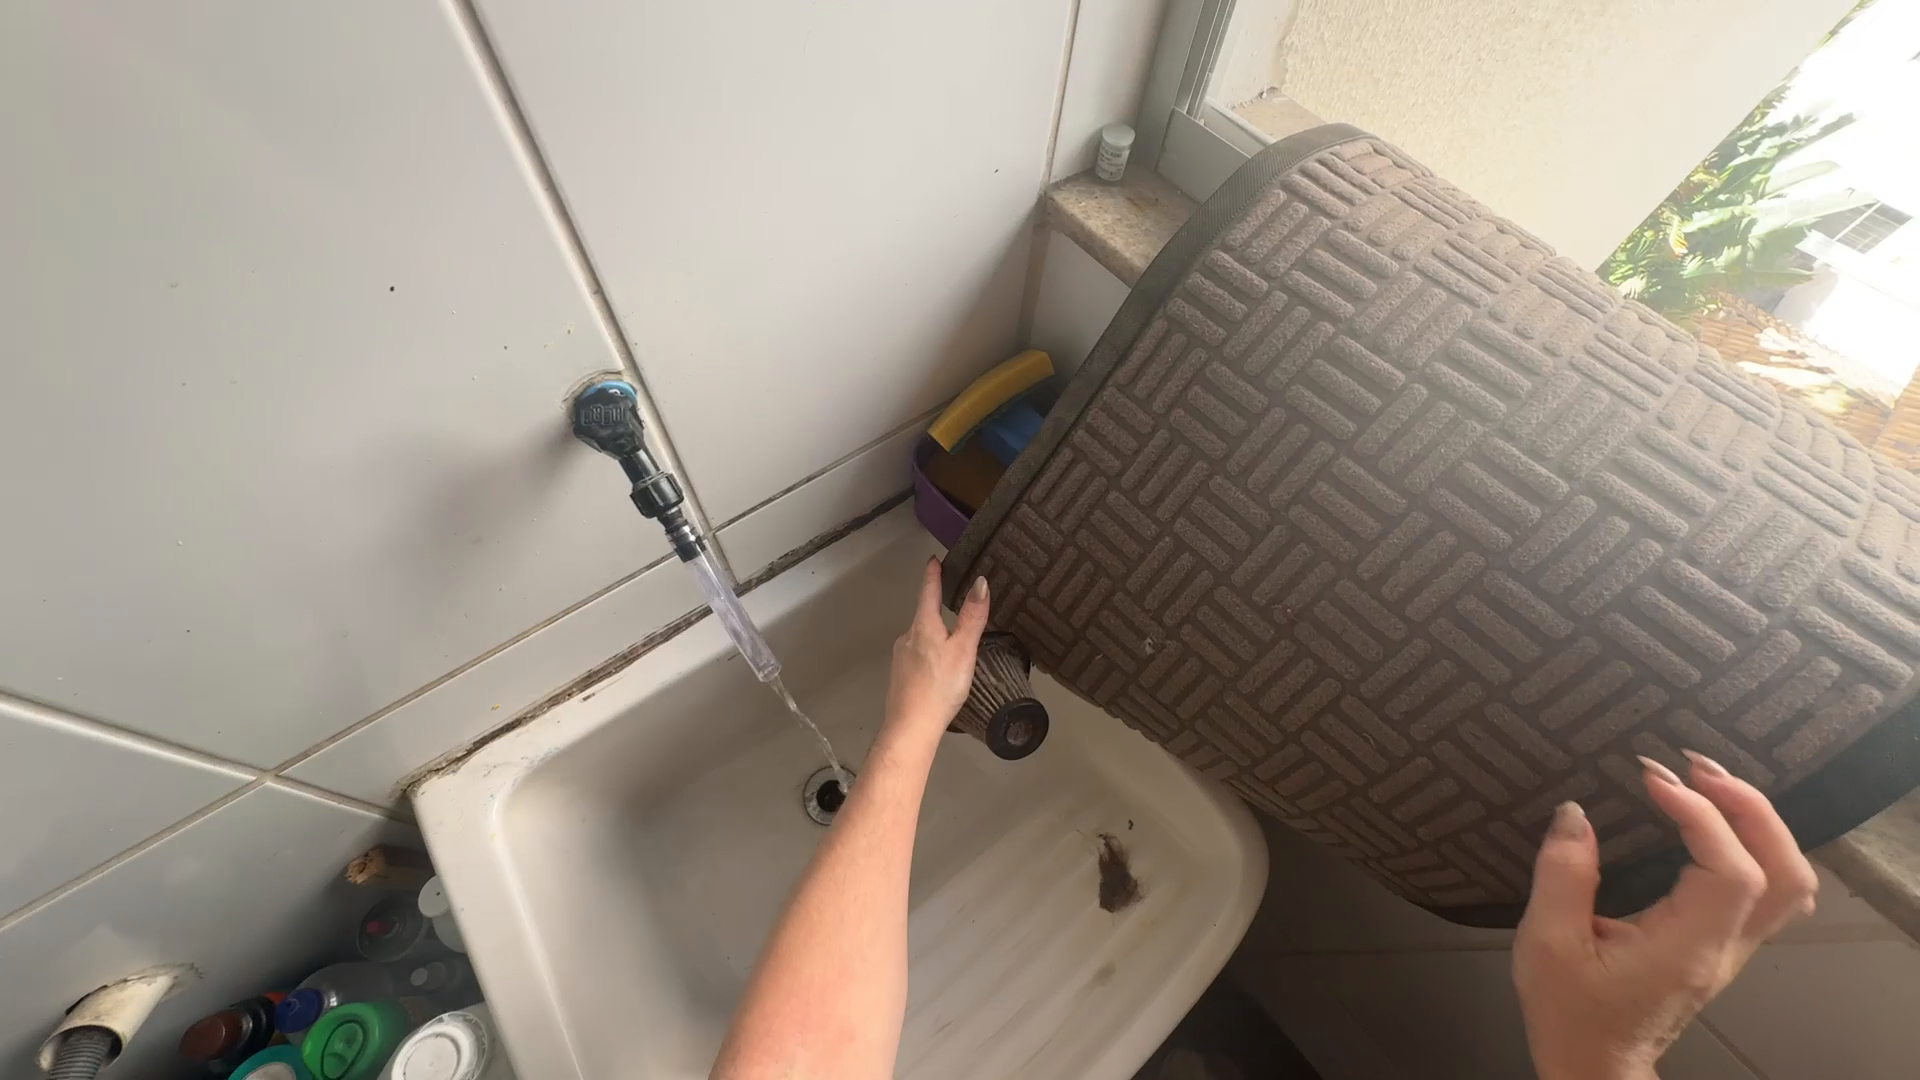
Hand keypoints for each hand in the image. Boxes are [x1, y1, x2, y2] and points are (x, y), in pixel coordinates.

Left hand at [882, 558, 988, 743]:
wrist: (911, 727)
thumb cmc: (940, 686)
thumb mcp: (963, 649)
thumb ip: (972, 617)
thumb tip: (980, 581)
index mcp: (923, 626)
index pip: (928, 592)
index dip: (933, 574)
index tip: (933, 559)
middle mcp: (907, 637)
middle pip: (923, 616)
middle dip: (936, 609)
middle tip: (953, 603)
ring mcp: (900, 658)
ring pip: (919, 638)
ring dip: (933, 635)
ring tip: (952, 642)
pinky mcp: (900, 677)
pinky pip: (916, 656)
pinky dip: (928, 654)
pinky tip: (938, 669)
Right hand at [1513, 752, 1817, 1079]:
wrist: (1593, 1060)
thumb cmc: (1566, 1004)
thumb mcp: (1546, 938)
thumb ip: (1563, 874)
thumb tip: (1575, 812)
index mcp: (1687, 946)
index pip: (1731, 873)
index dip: (1702, 817)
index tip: (1649, 776)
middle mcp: (1724, 947)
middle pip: (1788, 878)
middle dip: (1752, 810)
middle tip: (1695, 764)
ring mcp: (1727, 948)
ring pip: (1787, 885)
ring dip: (1757, 824)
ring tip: (1704, 781)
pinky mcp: (1715, 944)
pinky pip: (1760, 889)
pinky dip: (1746, 843)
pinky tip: (1706, 818)